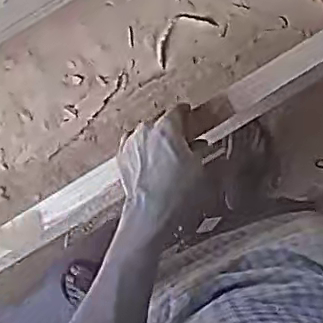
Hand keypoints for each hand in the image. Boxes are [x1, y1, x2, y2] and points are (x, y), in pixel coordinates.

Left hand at [116, 105, 205, 237]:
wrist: (152, 211)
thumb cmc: (178, 191)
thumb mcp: (200, 167)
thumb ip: (200, 150)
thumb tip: (200, 146)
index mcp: (167, 127)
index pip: (179, 111)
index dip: (187, 114)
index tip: (190, 116)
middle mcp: (145, 130)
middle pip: (161, 122)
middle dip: (172, 130)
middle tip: (183, 143)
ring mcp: (131, 143)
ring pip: (146, 134)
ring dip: (156, 141)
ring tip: (166, 156)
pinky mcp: (122, 158)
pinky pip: (134, 147)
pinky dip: (143, 152)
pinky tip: (151, 164)